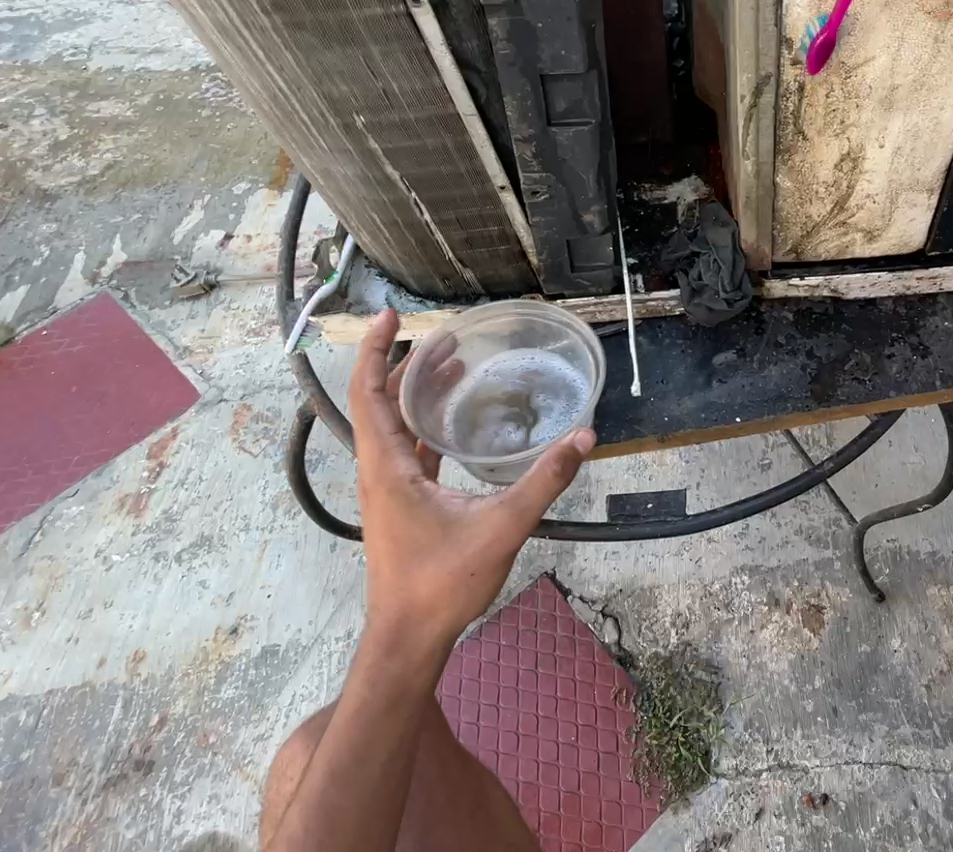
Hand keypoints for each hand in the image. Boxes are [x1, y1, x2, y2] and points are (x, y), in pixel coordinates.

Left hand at [347, 309, 593, 650]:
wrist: (410, 637)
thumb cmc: (443, 583)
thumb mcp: (502, 527)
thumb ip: (544, 481)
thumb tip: (584, 437)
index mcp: (387, 468)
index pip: (368, 394)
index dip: (373, 351)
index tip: (388, 315)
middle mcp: (379, 471)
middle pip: (380, 402)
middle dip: (406, 363)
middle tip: (447, 337)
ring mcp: (389, 488)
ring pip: (394, 425)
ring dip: (417, 392)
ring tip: (455, 365)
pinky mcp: (404, 503)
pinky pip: (408, 448)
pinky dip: (427, 423)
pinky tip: (459, 422)